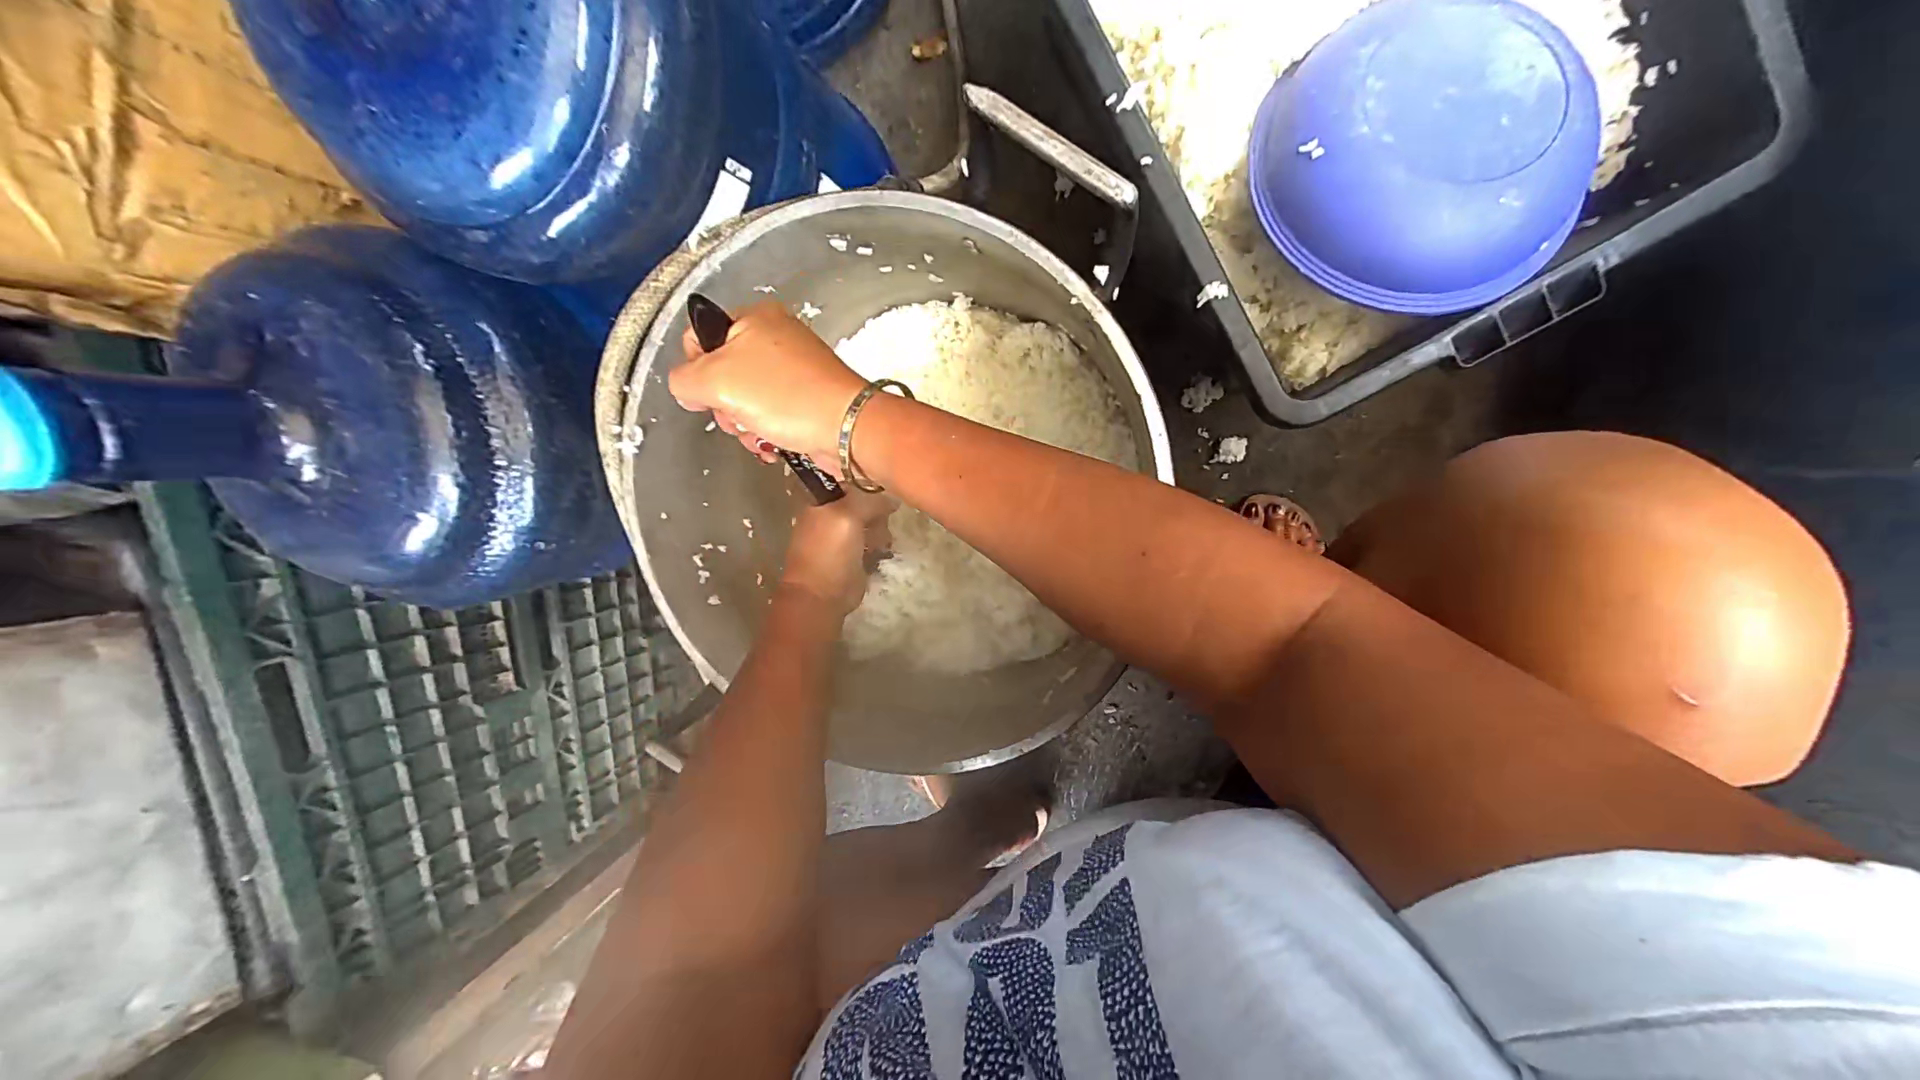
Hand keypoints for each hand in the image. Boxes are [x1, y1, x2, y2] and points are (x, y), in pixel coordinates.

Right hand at [671, 303, 867, 470]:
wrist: (846, 428)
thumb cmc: (786, 397)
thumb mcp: (716, 380)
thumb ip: (684, 379)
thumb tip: (687, 389)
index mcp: (754, 317)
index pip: (700, 337)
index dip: (695, 369)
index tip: (706, 391)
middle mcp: (776, 338)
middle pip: (722, 374)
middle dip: (723, 405)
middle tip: (737, 415)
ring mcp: (794, 370)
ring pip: (745, 400)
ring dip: (744, 424)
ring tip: (759, 433)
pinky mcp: (807, 399)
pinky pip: (771, 415)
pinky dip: (767, 432)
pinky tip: (774, 444)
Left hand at [777, 491, 896, 617]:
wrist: (821, 595)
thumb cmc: (829, 552)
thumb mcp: (847, 515)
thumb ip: (869, 500)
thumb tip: (893, 498)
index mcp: (822, 501)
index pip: (852, 483)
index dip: (869, 488)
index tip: (882, 498)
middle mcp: (832, 515)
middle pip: (866, 503)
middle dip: (877, 513)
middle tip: (878, 525)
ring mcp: (843, 536)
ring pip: (872, 522)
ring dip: (880, 531)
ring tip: (878, 543)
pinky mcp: (854, 555)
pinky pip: (874, 541)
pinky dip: (879, 545)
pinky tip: (880, 552)